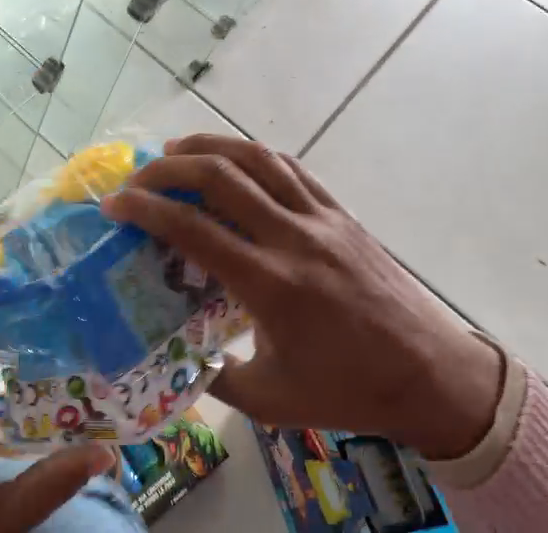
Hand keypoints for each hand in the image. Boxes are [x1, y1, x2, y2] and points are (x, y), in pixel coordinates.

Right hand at [100, 136, 504, 459]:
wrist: (434, 377)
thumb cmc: (350, 391)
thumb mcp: (272, 400)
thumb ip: (215, 379)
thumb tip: (178, 359)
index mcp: (270, 285)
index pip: (192, 229)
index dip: (144, 210)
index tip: (114, 205)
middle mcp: (291, 238)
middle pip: (218, 176)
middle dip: (167, 169)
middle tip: (137, 178)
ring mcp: (319, 219)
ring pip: (254, 158)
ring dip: (207, 147)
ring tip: (174, 152)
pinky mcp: (340, 213)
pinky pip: (289, 167)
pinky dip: (250, 154)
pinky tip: (231, 159)